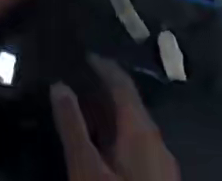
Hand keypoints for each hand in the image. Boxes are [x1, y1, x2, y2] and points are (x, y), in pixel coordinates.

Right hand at [52, 56, 178, 180]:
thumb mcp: (85, 168)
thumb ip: (72, 124)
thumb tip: (60, 84)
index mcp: (142, 132)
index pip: (122, 83)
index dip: (101, 65)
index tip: (78, 53)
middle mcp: (157, 144)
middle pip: (129, 105)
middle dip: (100, 91)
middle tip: (70, 79)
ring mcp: (162, 168)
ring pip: (133, 128)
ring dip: (106, 115)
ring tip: (76, 109)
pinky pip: (136, 148)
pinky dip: (114, 136)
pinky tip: (95, 145)